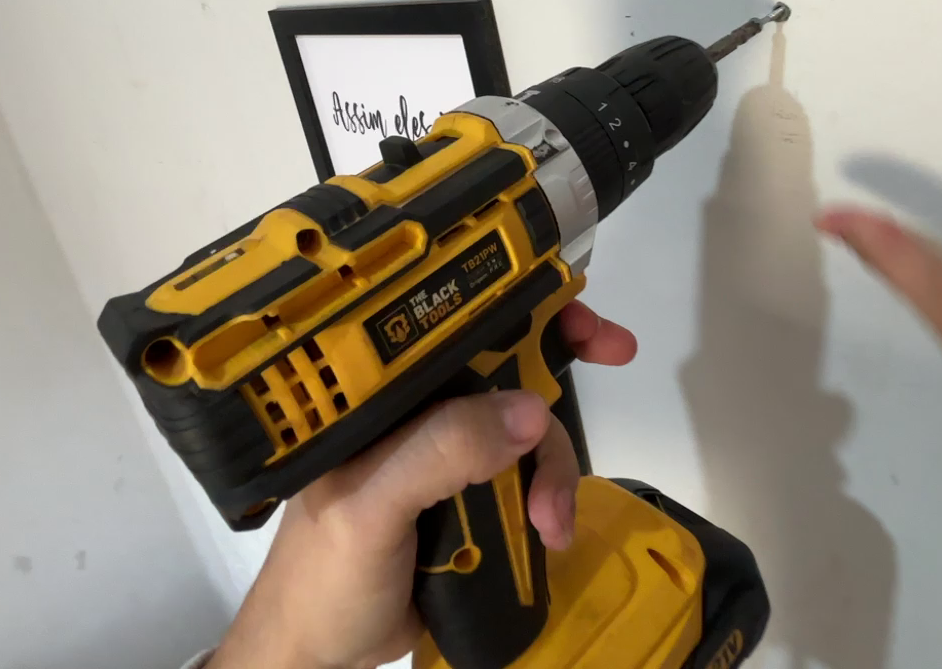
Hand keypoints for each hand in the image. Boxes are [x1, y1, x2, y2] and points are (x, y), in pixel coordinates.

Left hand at [209, 301, 637, 668]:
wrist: (322, 654)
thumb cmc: (323, 575)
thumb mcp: (372, 508)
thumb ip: (440, 453)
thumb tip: (531, 413)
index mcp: (390, 394)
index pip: (458, 328)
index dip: (520, 306)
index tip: (579, 311)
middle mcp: (426, 409)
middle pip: (509, 365)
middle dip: (564, 361)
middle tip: (618, 351)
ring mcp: (455, 451)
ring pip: (530, 428)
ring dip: (556, 468)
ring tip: (551, 525)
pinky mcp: (477, 493)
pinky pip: (532, 476)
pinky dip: (553, 496)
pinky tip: (551, 533)